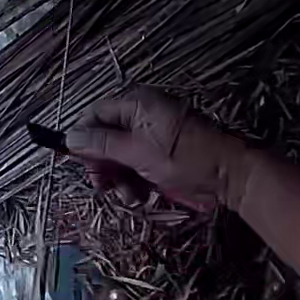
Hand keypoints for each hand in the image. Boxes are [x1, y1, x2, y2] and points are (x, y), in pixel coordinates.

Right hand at [62, 87, 252, 211]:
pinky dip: (133, 181)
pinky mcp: (160, 154)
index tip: (80, 163)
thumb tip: (69, 138)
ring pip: (118, 156)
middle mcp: (141, 115)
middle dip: (102, 164)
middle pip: (105, 137)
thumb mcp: (138, 152)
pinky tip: (139, 196)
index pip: (95, 114)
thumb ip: (101, 144)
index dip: (83, 138)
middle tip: (103, 186)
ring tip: (128, 196)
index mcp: (136, 103)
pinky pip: (135, 165)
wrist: (231, 175)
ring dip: (117, 178)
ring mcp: (151, 135)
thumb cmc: (186, 158)